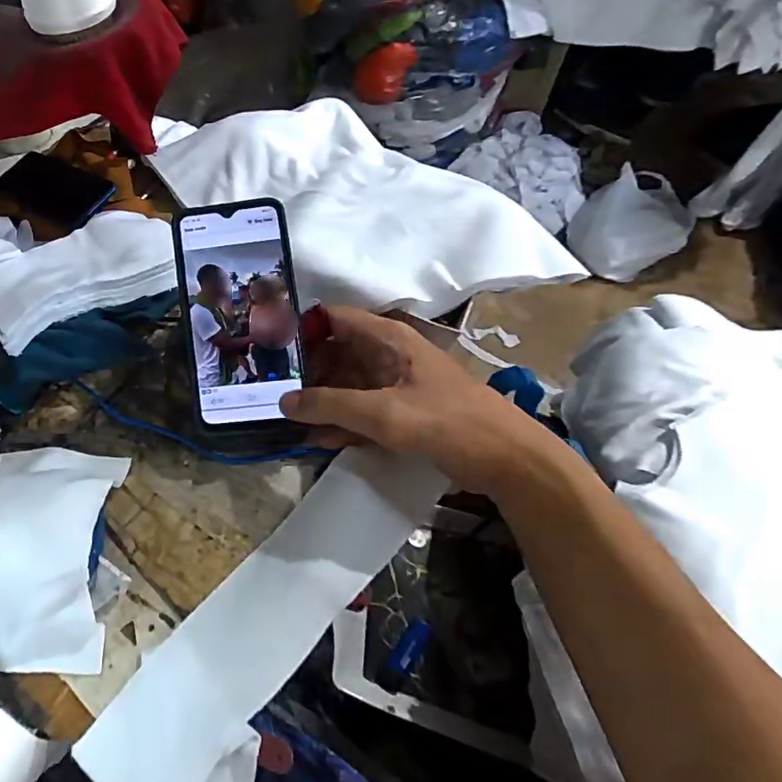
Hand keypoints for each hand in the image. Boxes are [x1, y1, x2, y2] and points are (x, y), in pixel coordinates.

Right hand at [279, 304, 561, 494]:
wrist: (512, 463)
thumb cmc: (449, 423)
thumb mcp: (384, 414)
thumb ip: (331, 405)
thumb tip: (283, 402)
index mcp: (388, 338)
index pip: (332, 318)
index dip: (300, 327)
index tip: (269, 346)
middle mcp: (388, 354)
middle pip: (334, 352)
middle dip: (305, 370)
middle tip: (270, 389)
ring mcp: (395, 383)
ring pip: (345, 383)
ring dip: (320, 400)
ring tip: (288, 418)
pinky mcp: (401, 411)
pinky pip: (360, 408)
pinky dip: (341, 420)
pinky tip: (319, 438)